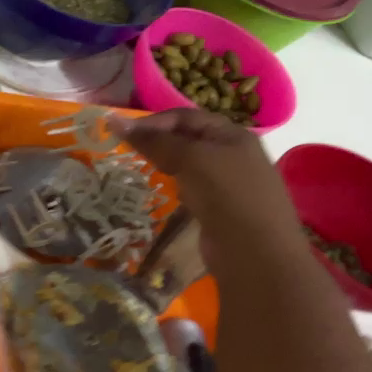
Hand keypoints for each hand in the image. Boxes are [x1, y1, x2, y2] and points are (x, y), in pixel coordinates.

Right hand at [110, 110, 306, 259]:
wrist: (257, 255)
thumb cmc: (226, 195)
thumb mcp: (188, 158)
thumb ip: (153, 140)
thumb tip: (113, 120)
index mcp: (233, 135)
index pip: (185, 116)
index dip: (153, 121)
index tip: (123, 134)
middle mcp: (234, 154)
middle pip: (187, 138)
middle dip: (158, 141)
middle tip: (128, 152)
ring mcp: (230, 182)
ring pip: (189, 163)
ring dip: (165, 163)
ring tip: (141, 169)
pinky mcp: (223, 207)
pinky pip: (193, 186)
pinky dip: (176, 185)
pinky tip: (165, 191)